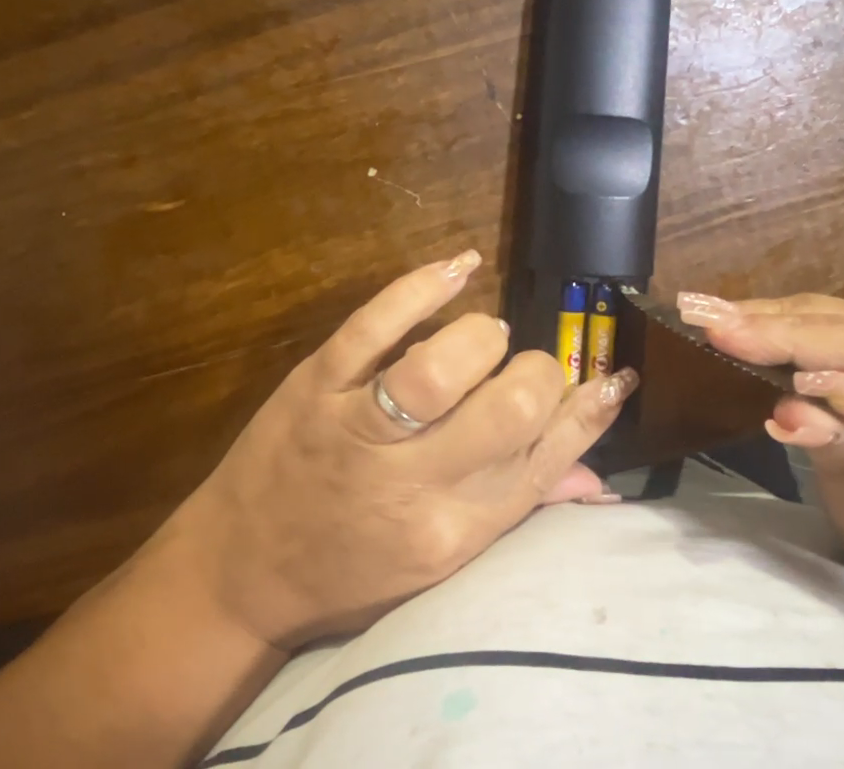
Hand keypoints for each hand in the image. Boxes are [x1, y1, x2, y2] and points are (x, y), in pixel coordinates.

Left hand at [155, 251, 638, 649]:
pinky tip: (460, 265)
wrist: (237, 576)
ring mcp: (359, 429)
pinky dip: (422, 286)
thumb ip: (513, 515)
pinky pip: (375, 325)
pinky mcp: (316, 386)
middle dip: (538, 374)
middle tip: (522, 372)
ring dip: (483, 338)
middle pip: (511, 406)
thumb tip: (597, 481)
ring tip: (482, 340)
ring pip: (446, 364)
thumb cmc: (345, 578)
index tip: (605, 379)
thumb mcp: (435, 572)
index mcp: (454, 533)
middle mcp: (414, 484)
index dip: (587, 410)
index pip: (545, 460)